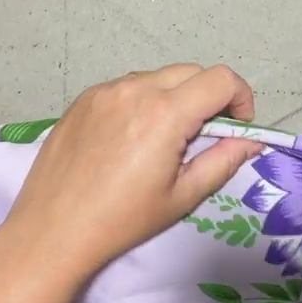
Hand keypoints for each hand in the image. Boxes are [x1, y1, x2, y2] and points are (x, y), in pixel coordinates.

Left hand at [3, 65, 263, 279]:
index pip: (221, 79)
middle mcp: (135, 89)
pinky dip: (142, 101)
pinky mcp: (83, 98)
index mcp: (165, 113)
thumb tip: (250, 141)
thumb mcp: (181, 196)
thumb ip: (222, 161)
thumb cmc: (122, 220)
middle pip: (192, 72)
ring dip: (175, 96)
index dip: (240, 98)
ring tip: (164, 138)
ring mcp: (105, 90)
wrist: (52, 230)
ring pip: (158, 77)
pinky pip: (127, 86)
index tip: (236, 126)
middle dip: (210, 96)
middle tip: (206, 134)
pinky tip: (130, 137)